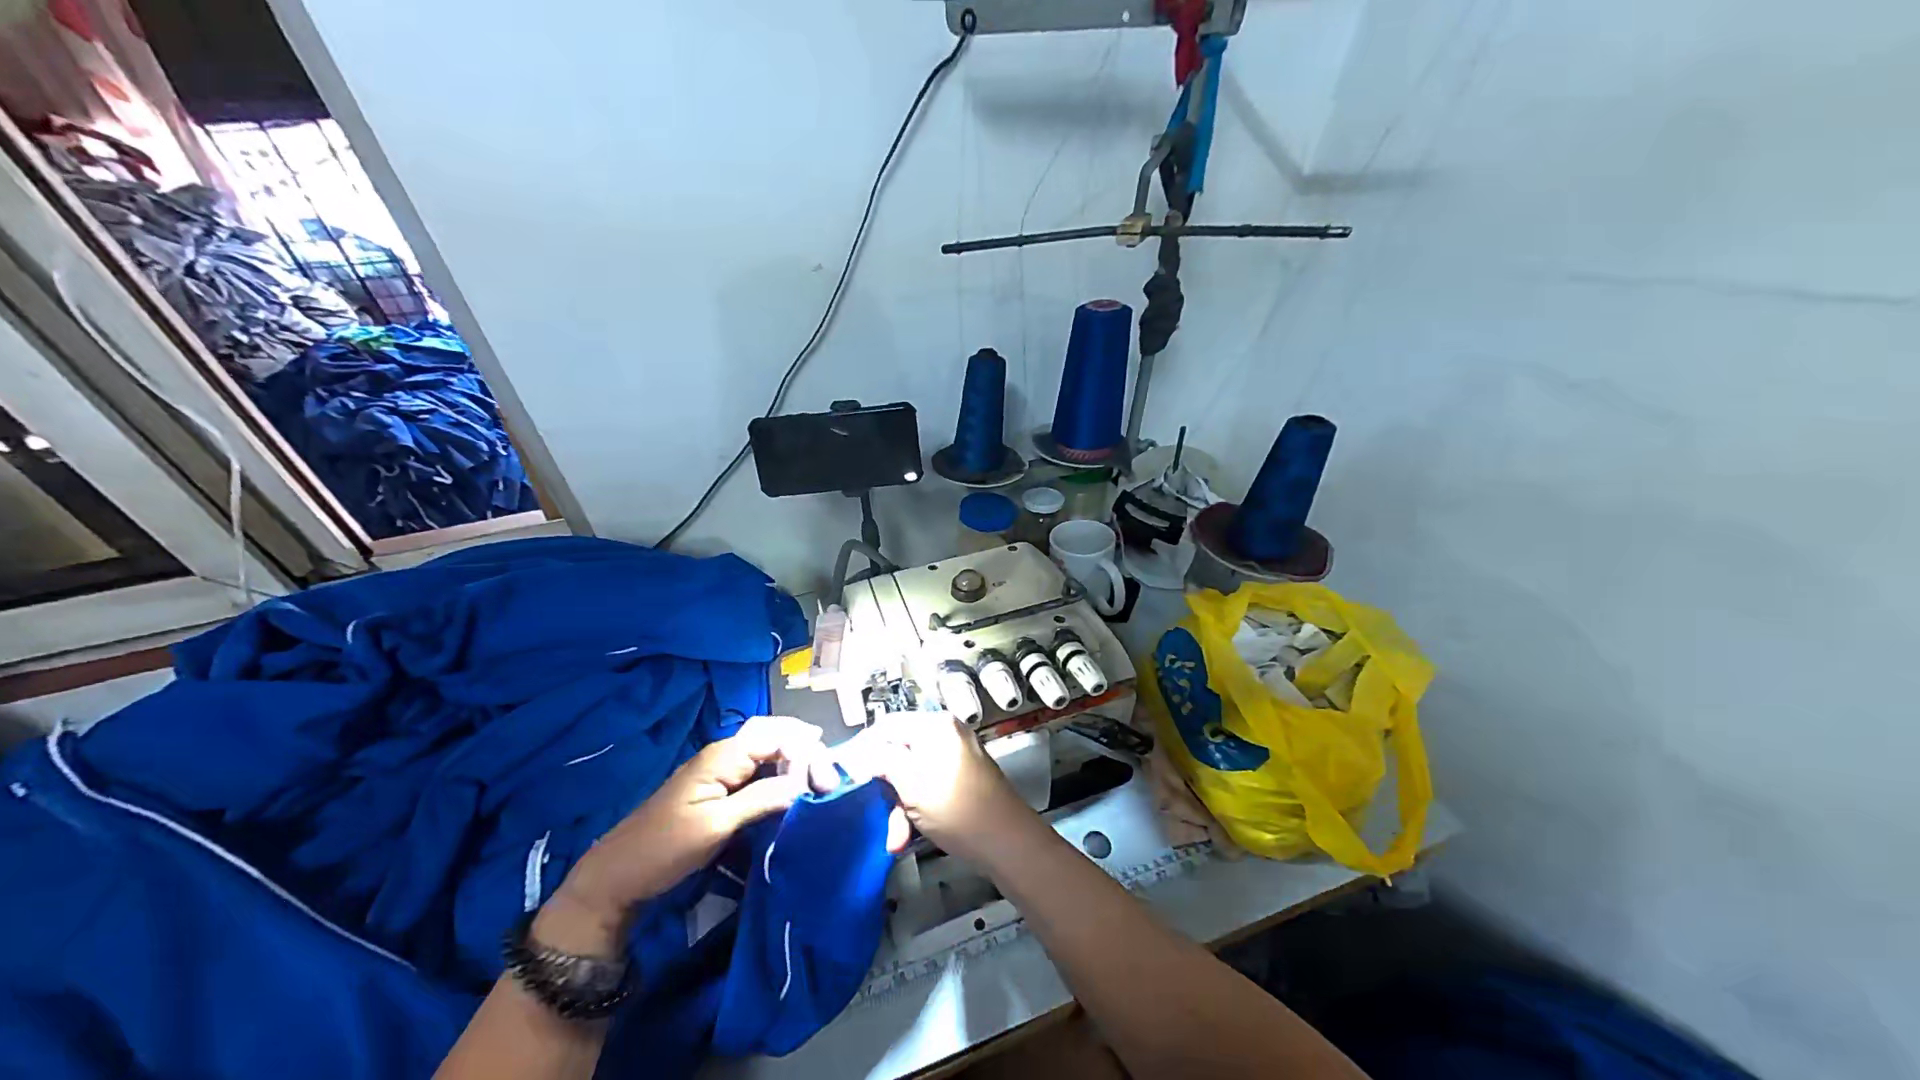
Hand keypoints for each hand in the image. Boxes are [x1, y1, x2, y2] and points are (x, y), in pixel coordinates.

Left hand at [543, 716, 824, 952]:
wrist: (618, 875)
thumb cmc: (662, 849)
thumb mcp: (714, 826)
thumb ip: (760, 798)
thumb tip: (803, 783)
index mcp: (722, 756)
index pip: (777, 737)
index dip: (807, 753)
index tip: (825, 784)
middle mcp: (725, 754)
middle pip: (775, 733)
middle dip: (806, 747)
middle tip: (830, 775)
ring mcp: (722, 770)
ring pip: (769, 748)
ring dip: (796, 757)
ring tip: (821, 777)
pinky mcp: (721, 788)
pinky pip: (759, 768)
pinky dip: (782, 771)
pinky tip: (796, 786)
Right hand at [826, 712, 1041, 864]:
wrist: (1009, 844)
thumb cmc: (958, 811)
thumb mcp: (911, 786)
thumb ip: (882, 762)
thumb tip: (857, 753)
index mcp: (935, 726)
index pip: (885, 726)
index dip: (862, 750)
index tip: (845, 777)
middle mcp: (945, 733)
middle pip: (898, 752)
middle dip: (885, 788)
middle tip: (876, 814)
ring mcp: (954, 755)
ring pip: (911, 774)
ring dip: (899, 806)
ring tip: (897, 837)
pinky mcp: (960, 777)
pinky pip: (928, 784)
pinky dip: (917, 807)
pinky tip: (909, 835)